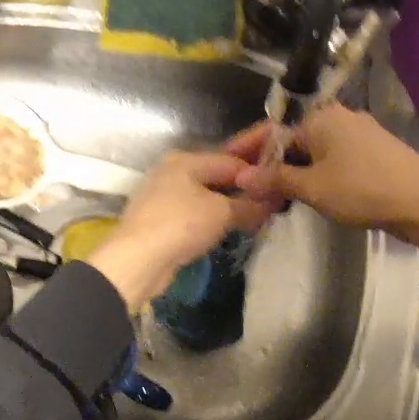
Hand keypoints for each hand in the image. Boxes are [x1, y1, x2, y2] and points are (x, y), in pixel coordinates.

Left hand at [86, 150, 278, 310]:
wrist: (137, 260)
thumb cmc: (180, 224)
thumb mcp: (221, 212)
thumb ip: (248, 206)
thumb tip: (271, 204)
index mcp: (186, 160)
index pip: (231, 159)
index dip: (258, 167)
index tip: (281, 177)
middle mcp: (173, 173)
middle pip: (217, 176)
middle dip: (245, 185)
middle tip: (273, 195)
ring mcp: (164, 199)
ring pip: (206, 197)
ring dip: (231, 205)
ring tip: (257, 214)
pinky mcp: (161, 224)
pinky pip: (196, 217)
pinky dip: (215, 221)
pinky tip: (229, 230)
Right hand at [230, 105, 418, 259]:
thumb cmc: (361, 190)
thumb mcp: (312, 188)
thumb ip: (275, 179)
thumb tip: (242, 176)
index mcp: (319, 117)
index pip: (271, 132)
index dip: (246, 150)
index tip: (225, 165)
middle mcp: (337, 116)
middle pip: (292, 140)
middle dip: (269, 165)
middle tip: (249, 191)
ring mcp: (358, 132)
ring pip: (311, 151)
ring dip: (291, 172)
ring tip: (274, 198)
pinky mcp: (372, 150)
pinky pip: (330, 158)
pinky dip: (313, 174)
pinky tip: (307, 194)